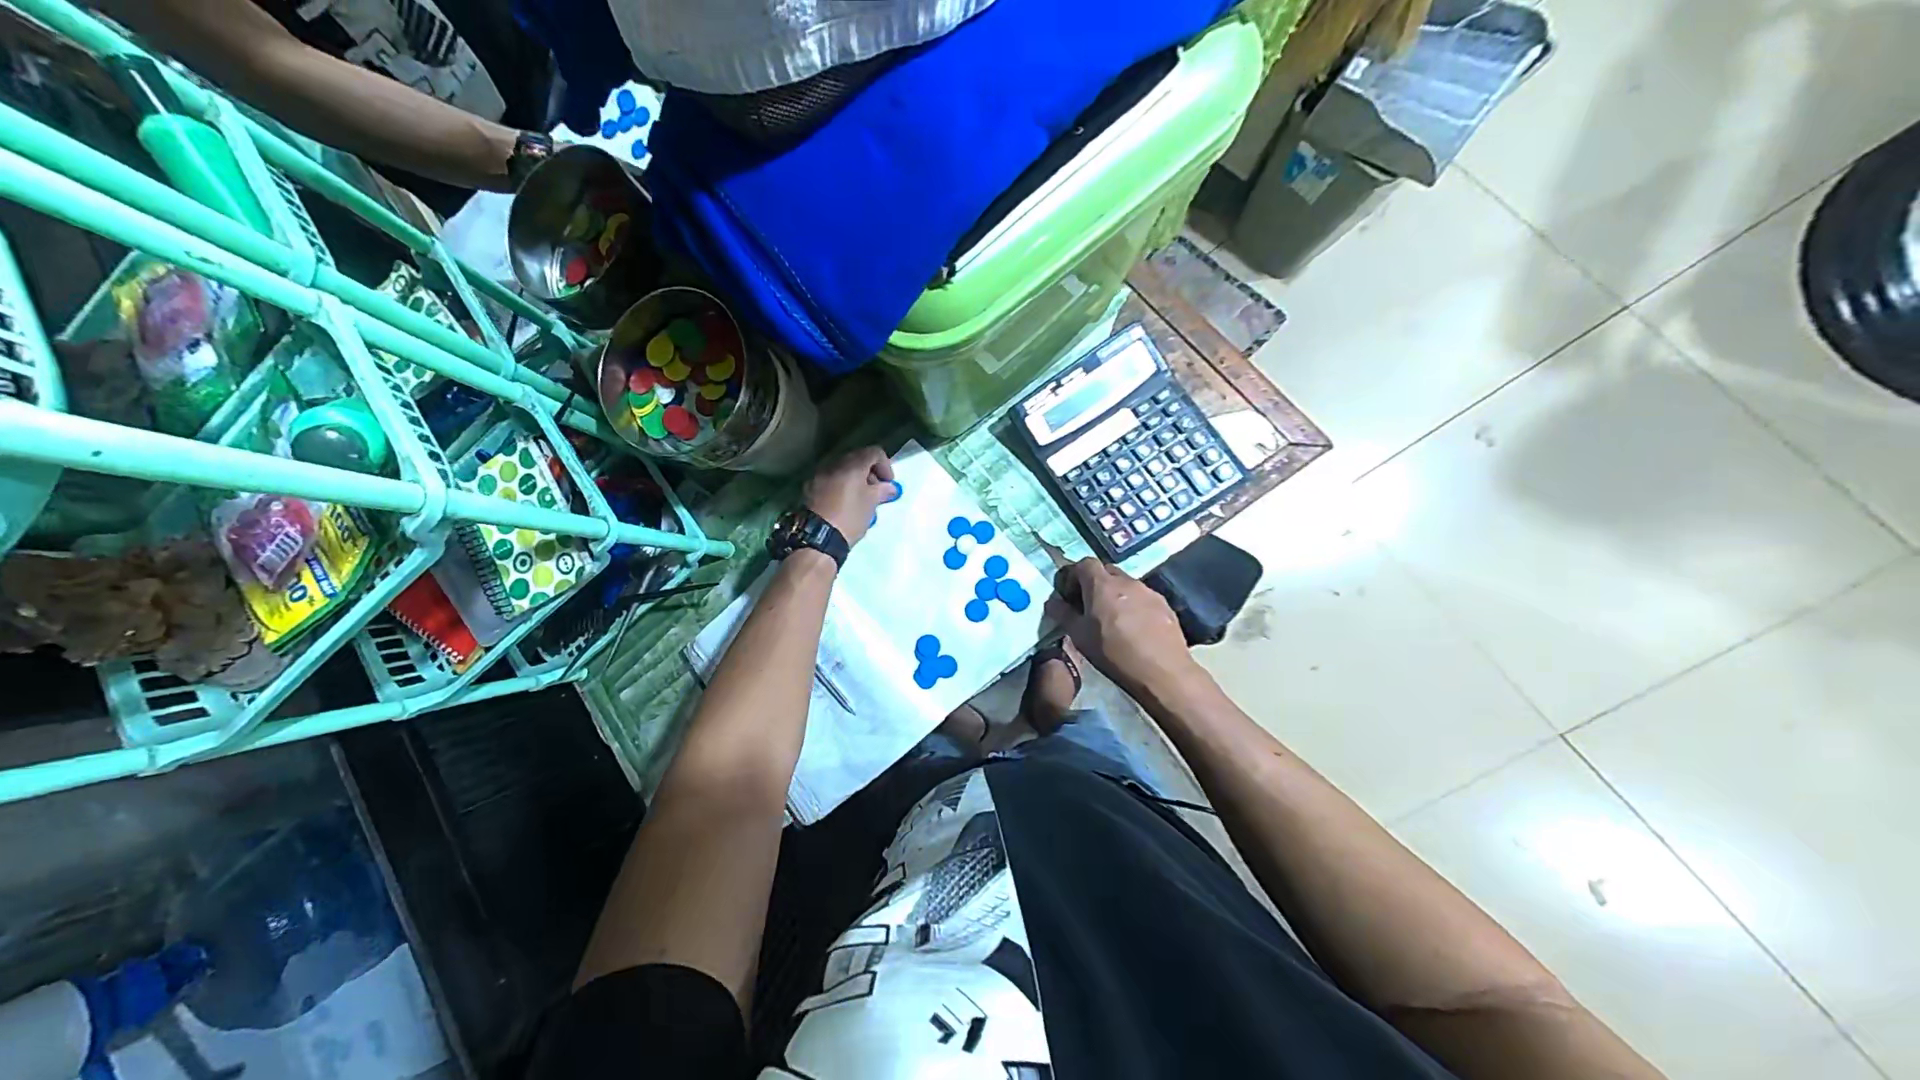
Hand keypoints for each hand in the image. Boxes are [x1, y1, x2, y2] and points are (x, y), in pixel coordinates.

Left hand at [803, 446, 898, 546]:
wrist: (818, 537)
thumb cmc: (850, 517)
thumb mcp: (871, 504)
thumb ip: (882, 491)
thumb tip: (889, 487)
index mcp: (852, 464)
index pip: (874, 452)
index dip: (886, 466)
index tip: (888, 483)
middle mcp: (834, 463)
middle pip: (857, 459)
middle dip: (870, 472)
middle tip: (876, 490)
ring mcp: (819, 474)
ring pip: (842, 469)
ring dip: (854, 479)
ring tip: (860, 498)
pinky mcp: (810, 487)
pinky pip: (830, 480)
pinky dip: (840, 486)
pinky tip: (843, 502)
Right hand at [1048, 558, 1197, 697]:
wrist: (1162, 670)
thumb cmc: (1114, 653)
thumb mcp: (1080, 636)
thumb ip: (1063, 614)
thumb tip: (1052, 601)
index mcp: (1102, 585)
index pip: (1084, 563)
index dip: (1074, 575)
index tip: (1069, 594)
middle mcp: (1126, 581)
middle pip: (1106, 571)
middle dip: (1095, 584)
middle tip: (1089, 606)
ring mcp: (1148, 591)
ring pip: (1126, 584)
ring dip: (1115, 595)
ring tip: (1113, 620)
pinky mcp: (1164, 604)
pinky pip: (1142, 597)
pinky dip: (1133, 605)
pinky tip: (1134, 628)